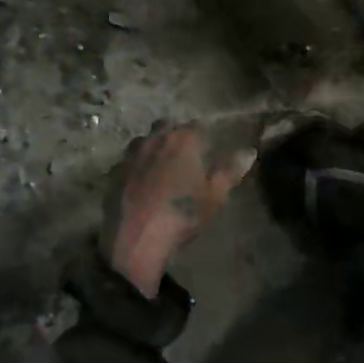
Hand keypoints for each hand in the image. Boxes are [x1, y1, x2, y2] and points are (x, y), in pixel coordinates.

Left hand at [104, 122, 255, 297]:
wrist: (137, 237)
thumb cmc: (182, 213)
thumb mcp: (215, 195)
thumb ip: (231, 170)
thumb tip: (249, 151)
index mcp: (183, 139)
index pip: (198, 125)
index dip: (204, 135)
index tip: (209, 148)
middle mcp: (155, 138)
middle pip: (167, 126)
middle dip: (176, 135)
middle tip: (186, 156)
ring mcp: (131, 154)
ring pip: (145, 140)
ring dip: (154, 147)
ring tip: (163, 168)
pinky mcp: (114, 171)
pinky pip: (130, 161)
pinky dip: (138, 167)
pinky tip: (142, 184)